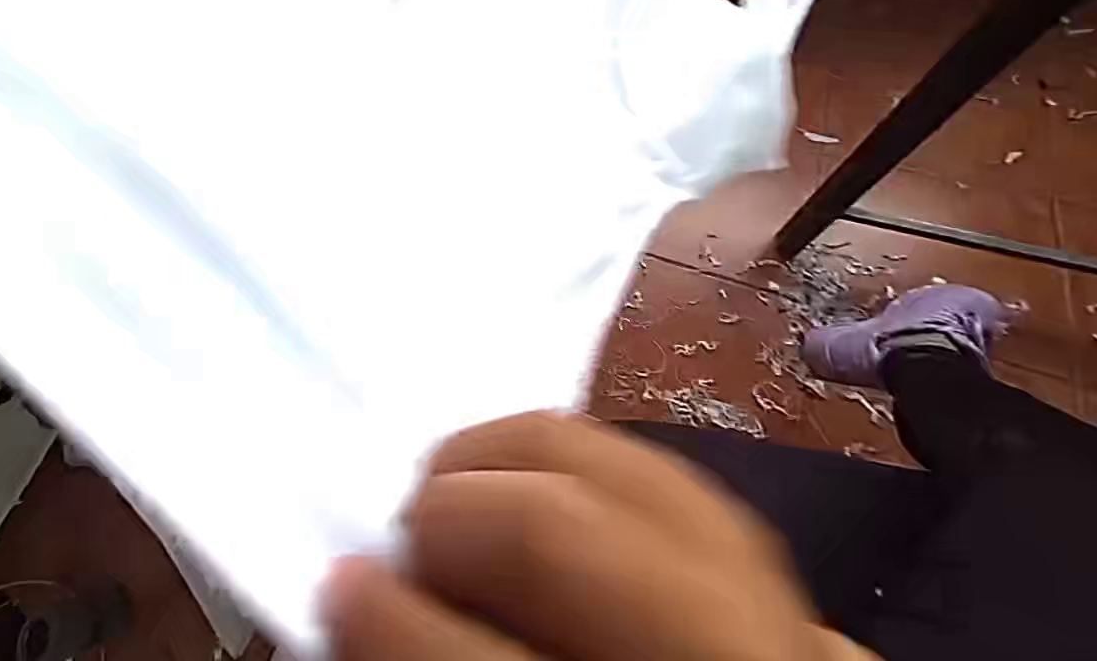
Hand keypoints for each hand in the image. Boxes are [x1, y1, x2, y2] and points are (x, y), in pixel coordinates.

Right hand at [323, 411, 872, 660]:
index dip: (394, 617)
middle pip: (562, 529)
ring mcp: (755, 579)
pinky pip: (645, 462)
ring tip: (459, 483)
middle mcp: (715, 639)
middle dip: (459, 509)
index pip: (492, 659)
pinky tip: (533, 477)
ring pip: (609, 463)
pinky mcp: (751, 535)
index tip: (341, 578)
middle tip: (411, 524)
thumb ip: (443, 653)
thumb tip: (364, 593)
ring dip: (513, 458)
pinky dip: (572, 456)